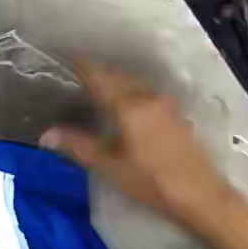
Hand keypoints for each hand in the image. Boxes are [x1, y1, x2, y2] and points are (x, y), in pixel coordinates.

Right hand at [42, 61, 243, 231]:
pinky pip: (145, 92)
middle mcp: (147, 97)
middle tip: (76, 69)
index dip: (83, 64)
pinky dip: (128, 90)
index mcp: (129, 105)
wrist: (202, 195)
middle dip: (97, 70)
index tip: (67, 53)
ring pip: (133, 82)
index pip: (100, 76)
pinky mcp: (175, 114)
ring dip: (114, 79)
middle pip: (117, 76)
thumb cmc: (152, 183)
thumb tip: (46, 134)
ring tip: (96, 84)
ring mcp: (165, 104)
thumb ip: (79, 146)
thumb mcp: (111, 167)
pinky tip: (123, 102)